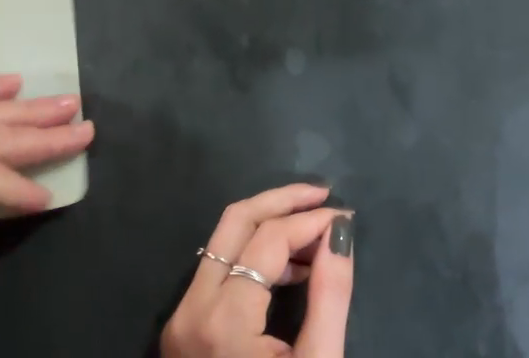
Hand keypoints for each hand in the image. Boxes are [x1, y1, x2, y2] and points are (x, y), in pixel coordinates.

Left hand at [162, 184, 354, 357]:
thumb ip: (331, 295)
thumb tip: (340, 232)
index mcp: (223, 321)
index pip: (270, 238)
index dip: (312, 221)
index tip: (348, 220)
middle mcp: (190, 309)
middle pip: (236, 221)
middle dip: (284, 201)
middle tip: (326, 197)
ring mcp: (180, 319)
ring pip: (223, 241)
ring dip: (271, 225)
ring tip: (317, 237)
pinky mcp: (182, 330)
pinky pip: (218, 268)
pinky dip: (256, 252)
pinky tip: (291, 267)